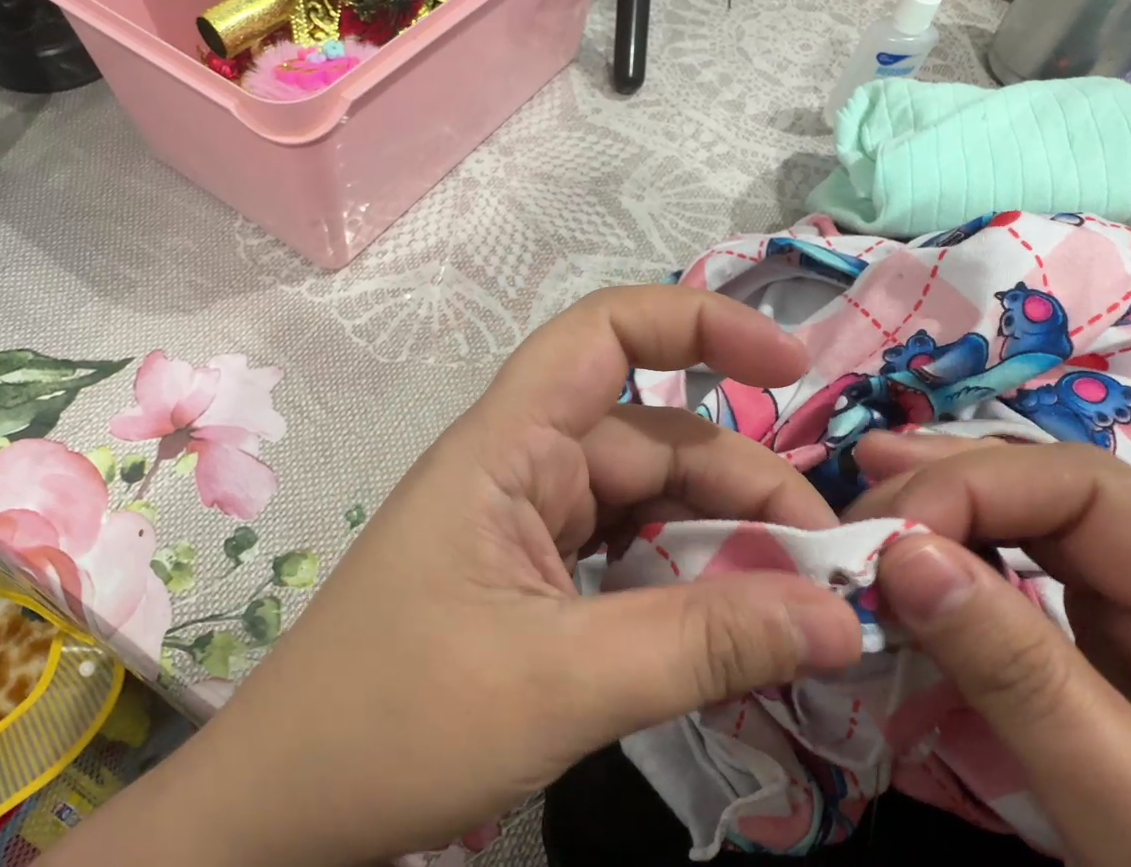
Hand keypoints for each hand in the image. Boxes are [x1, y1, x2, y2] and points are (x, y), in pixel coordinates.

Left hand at [42, 287, 863, 866]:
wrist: (288, 805)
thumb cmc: (400, 721)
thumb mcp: (563, 681)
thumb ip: (705, 642)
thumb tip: (842, 615)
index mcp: (505, 448)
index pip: (603, 335)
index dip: (700, 325)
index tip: (793, 368)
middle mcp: (519, 470)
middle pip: (655, 440)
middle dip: (746, 490)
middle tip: (833, 572)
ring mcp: (524, 527)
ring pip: (648, 505)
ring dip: (723, 544)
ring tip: (801, 607)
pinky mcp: (529, 583)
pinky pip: (627, 559)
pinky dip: (684, 585)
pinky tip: (732, 628)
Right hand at [849, 433, 1130, 866]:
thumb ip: (1031, 688)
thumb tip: (902, 556)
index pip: (1097, 493)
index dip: (974, 487)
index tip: (875, 538)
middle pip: (1065, 503)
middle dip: (948, 492)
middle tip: (848, 507)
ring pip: (1044, 547)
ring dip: (945, 532)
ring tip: (862, 525)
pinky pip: (1035, 611)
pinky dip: (958, 595)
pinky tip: (910, 592)